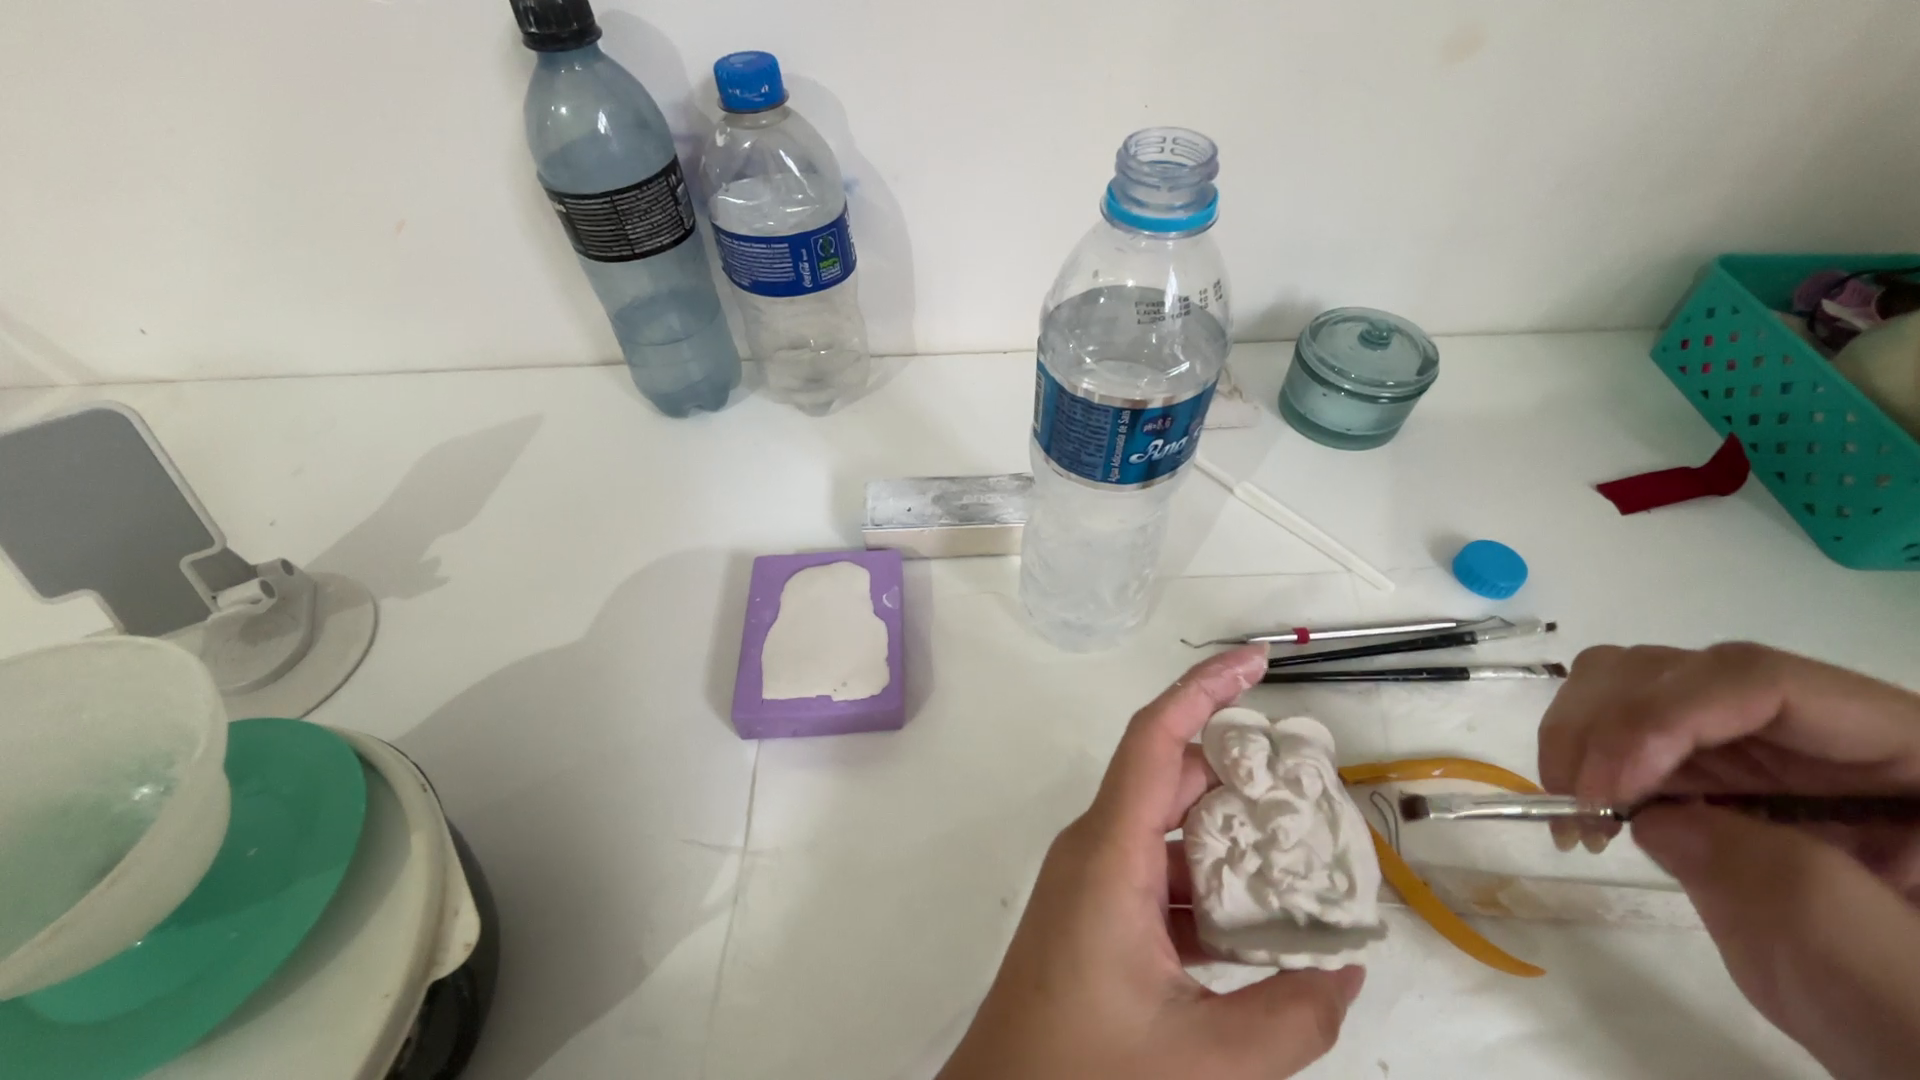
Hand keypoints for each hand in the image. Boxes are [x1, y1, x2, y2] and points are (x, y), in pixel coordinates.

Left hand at [937, 647, 1362, 1079]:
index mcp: (1109, 853)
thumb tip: (1346, 974)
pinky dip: (1208, 880)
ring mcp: (1092, 880)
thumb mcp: (1203, 1056)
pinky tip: (1260, 919)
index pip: (1156, 739)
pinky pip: (1159, 872)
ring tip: (1303, 849)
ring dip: (1229, 832)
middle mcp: (1096, 848)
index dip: (1205, 689)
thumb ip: (1290, 1019)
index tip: (1256, 661)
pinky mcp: (1094, 911)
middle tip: (1311, 780)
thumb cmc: (1085, 1068)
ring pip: (1168, 829)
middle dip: (1238, 768)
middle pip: (1171, 778)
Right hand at [1538, 642, 1919, 1079]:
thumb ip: (1783, 880)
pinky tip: (1585, 819)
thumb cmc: (1912, 1014)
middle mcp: (1820, 727)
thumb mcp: (1882, 967)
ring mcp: (1758, 748)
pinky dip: (1580, 763)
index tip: (1603, 793)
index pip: (1757, 682)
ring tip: (1575, 815)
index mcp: (1903, 748)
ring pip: (1631, 684)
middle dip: (1604, 727)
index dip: (1662, 717)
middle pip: (1679, 672)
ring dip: (1580, 740)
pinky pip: (1617, 731)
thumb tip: (1653, 818)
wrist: (1904, 1038)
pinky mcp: (1706, 772)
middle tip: (1573, 805)